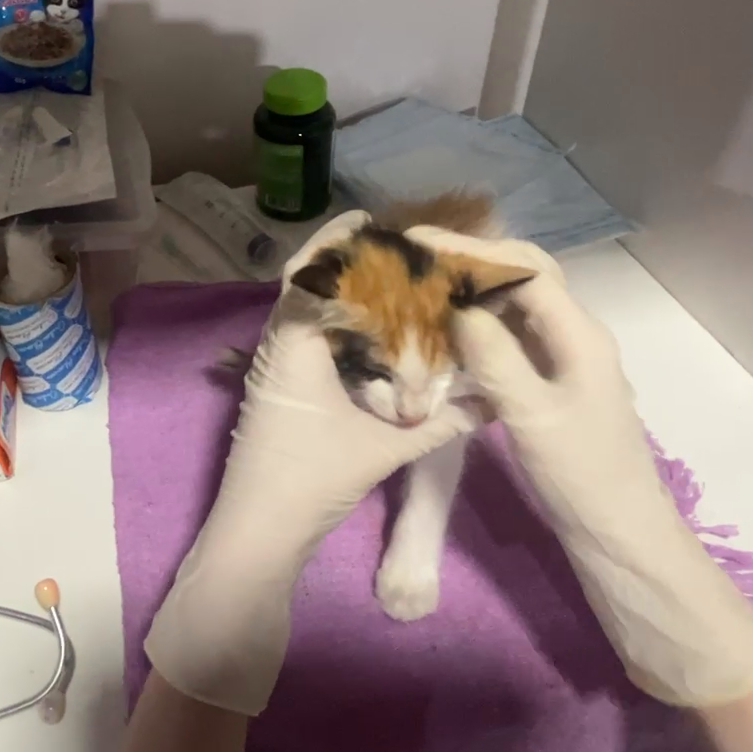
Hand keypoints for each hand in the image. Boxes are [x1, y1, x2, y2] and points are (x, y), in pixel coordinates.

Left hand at [144, 211, 477, 714]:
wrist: (258, 527)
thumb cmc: (310, 480)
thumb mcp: (382, 449)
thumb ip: (441, 422)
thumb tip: (494, 399)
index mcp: (291, 345)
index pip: (306, 275)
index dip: (336, 244)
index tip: (373, 223)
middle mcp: (275, 345)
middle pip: (301, 284)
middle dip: (339, 260)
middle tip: (388, 247)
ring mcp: (271, 365)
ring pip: (300, 309)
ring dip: (335, 290)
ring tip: (384, 277)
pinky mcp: (277, 384)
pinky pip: (304, 336)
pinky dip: (333, 321)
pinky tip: (369, 329)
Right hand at [414, 229, 752, 708]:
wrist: (617, 533)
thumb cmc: (581, 475)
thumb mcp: (533, 416)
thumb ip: (495, 357)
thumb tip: (456, 304)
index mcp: (579, 335)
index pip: (524, 269)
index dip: (471, 251)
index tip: (418, 245)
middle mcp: (572, 333)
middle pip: (523, 273)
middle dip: (472, 257)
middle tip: (417, 257)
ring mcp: (560, 355)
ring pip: (513, 301)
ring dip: (471, 285)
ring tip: (421, 283)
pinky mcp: (546, 377)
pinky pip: (506, 332)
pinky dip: (473, 319)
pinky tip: (441, 329)